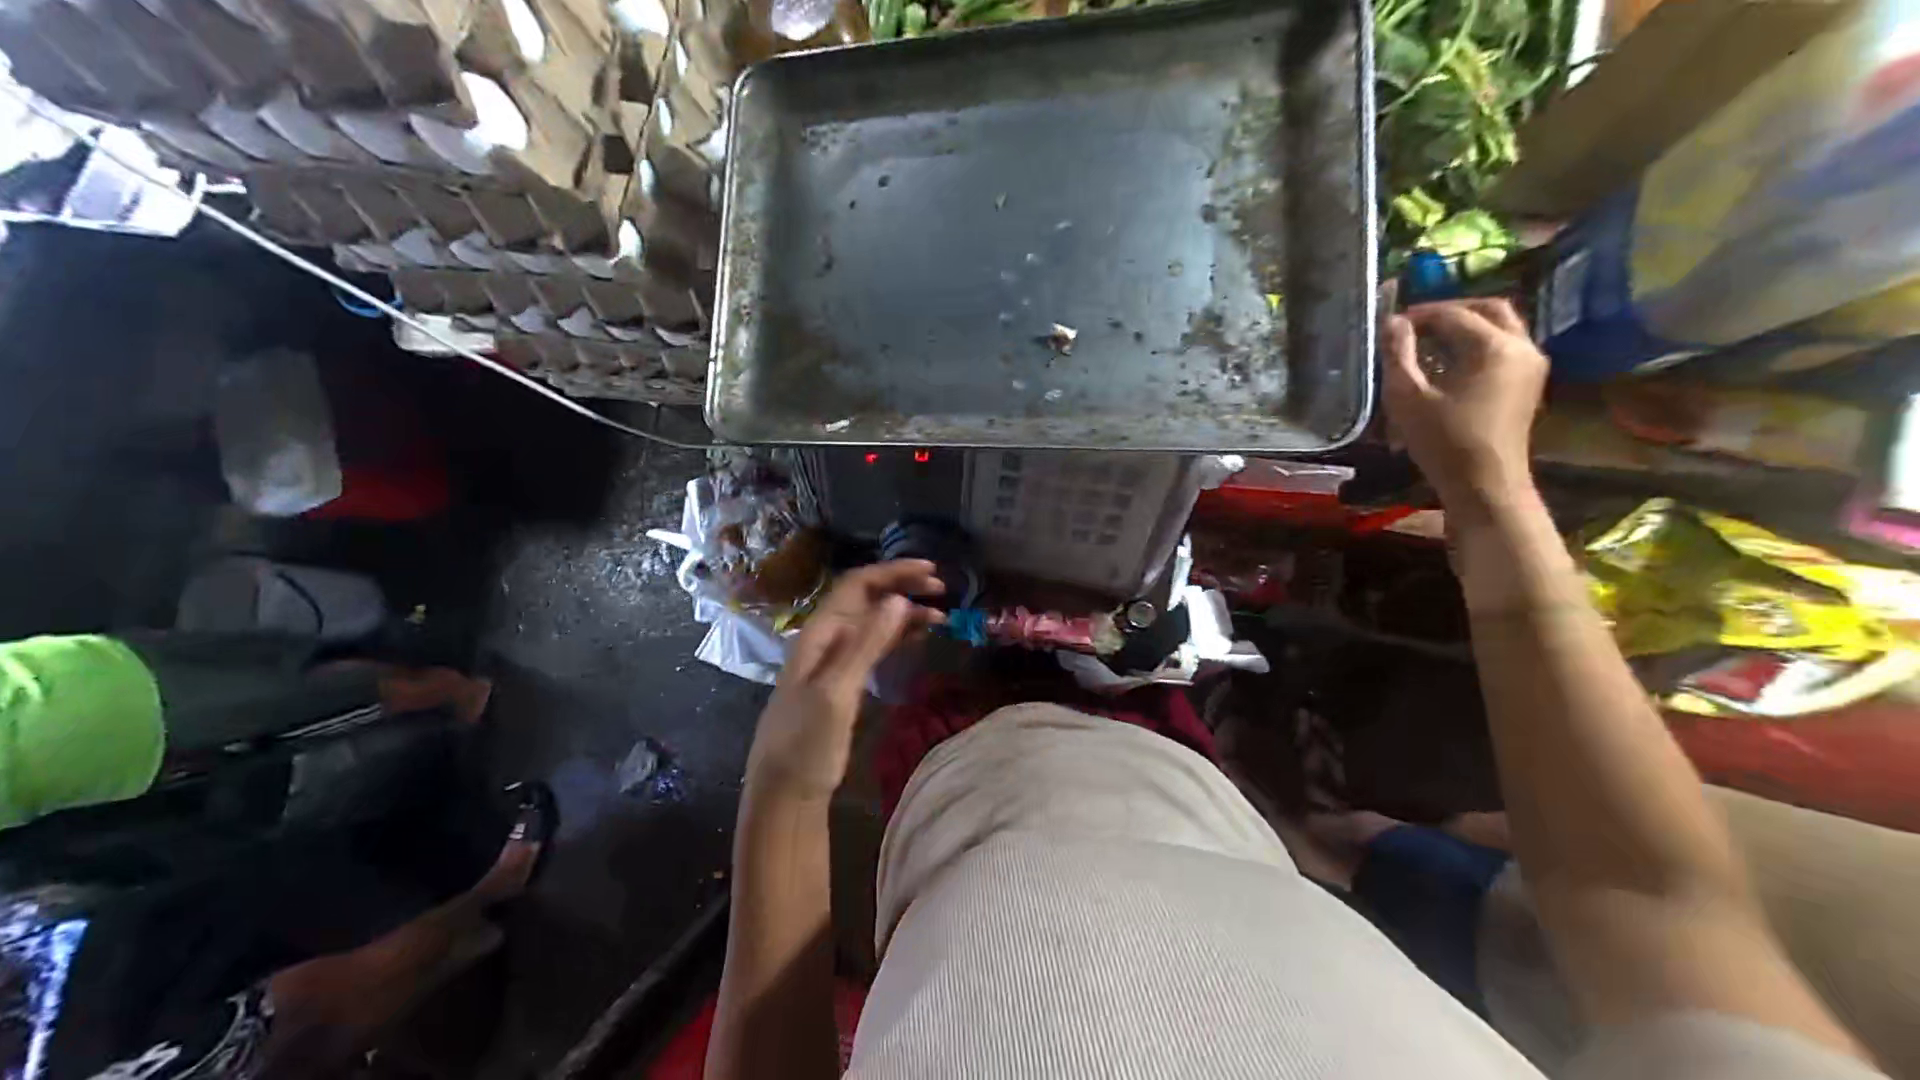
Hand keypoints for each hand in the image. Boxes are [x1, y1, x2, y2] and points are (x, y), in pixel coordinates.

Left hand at [745, 560, 945, 801]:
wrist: (786, 789)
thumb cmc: (806, 740)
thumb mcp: (837, 691)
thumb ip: (867, 644)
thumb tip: (900, 600)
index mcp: (820, 632)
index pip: (858, 584)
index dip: (894, 572)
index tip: (931, 572)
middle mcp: (828, 638)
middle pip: (868, 598)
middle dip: (904, 587)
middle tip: (943, 590)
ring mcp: (836, 659)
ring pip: (875, 622)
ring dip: (906, 613)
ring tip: (941, 616)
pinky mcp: (845, 681)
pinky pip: (875, 646)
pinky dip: (898, 636)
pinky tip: (919, 637)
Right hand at [1383, 299, 1547, 523]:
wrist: (1485, 484)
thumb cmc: (1443, 442)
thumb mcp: (1407, 398)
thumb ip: (1397, 355)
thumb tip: (1391, 323)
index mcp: (1493, 346)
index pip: (1452, 315)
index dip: (1419, 315)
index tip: (1390, 325)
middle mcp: (1521, 346)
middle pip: (1488, 308)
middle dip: (1449, 311)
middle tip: (1415, 324)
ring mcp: (1531, 363)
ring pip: (1501, 325)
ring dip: (1466, 325)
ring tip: (1429, 340)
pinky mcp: (1530, 381)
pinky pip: (1505, 345)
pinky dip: (1478, 342)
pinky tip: (1450, 360)